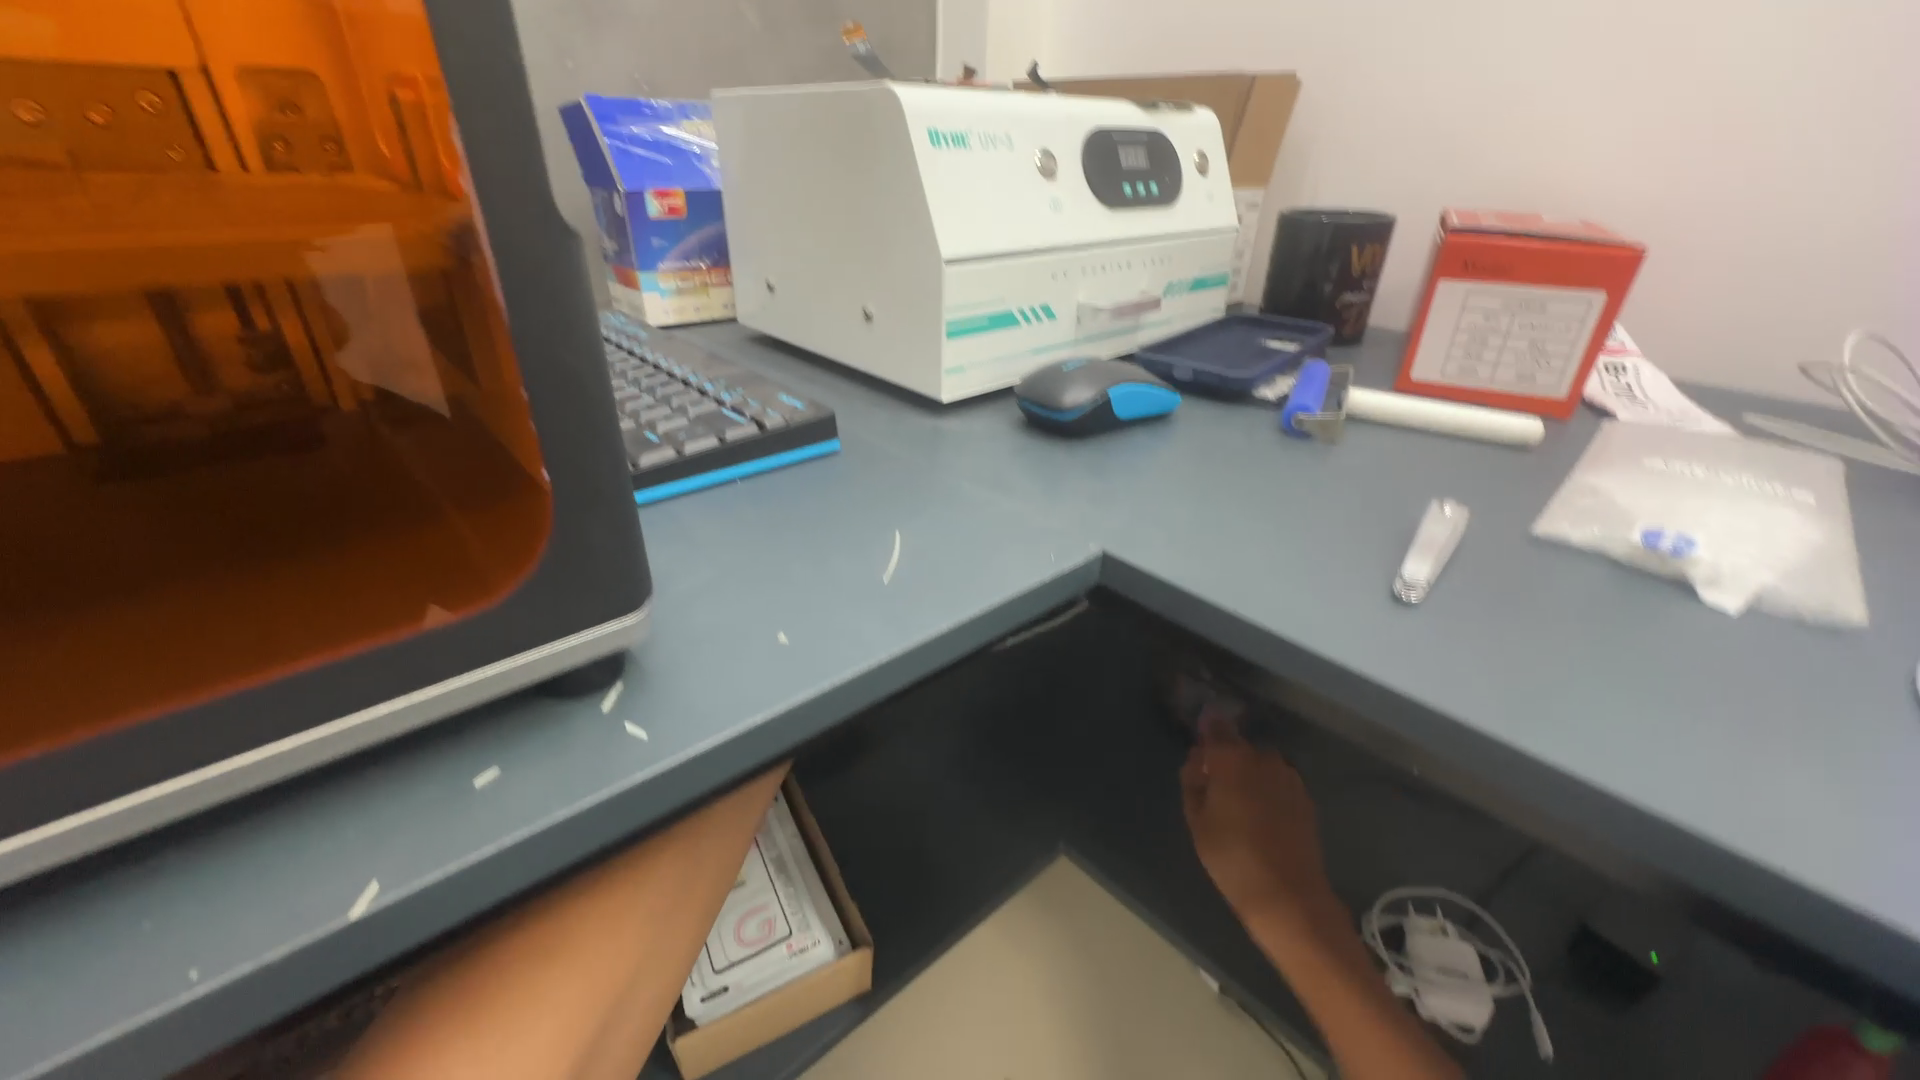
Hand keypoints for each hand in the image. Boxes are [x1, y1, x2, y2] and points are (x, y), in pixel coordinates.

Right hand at [1181, 717, 1333, 925]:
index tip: (1199, 755)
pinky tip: (1262, 821)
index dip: (1206, 734)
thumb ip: (1193, 780)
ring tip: (1240, 811)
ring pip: (1260, 766)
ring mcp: (1289, 776)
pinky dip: (1268, 792)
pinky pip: (1278, 783)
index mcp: (1232, 758)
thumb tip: (1199, 760)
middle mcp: (1264, 758)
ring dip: (1249, 777)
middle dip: (1226, 762)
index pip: (1216, 726)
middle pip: (1239, 748)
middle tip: (1215, 793)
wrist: (1287, 893)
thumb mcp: (1196, 819)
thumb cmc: (1231, 856)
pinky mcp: (1305, 797)